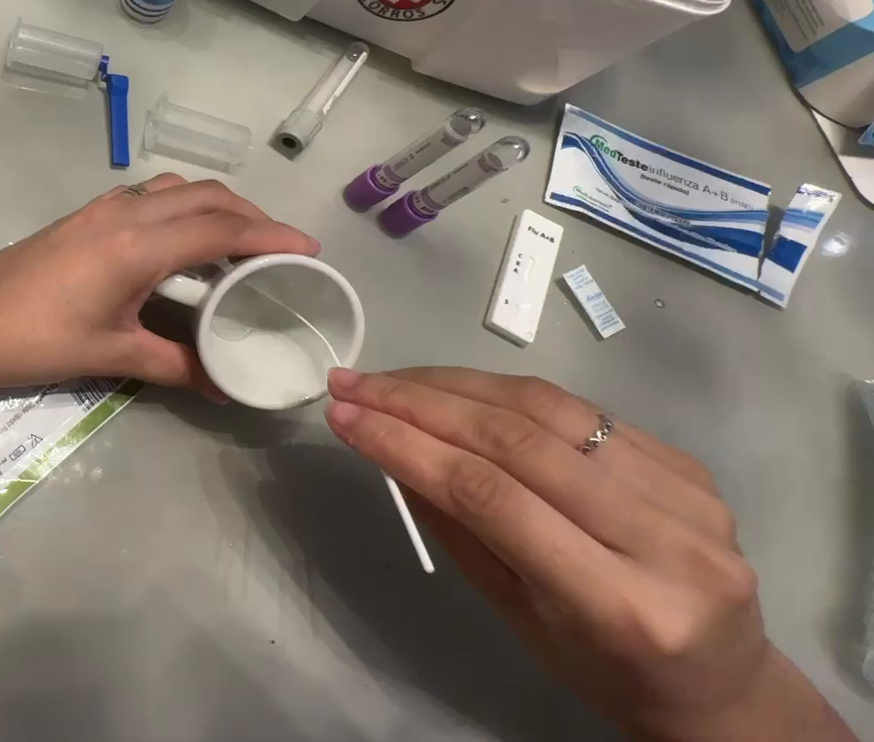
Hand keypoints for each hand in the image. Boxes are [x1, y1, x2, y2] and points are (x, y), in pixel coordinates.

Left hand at [0, 174, 317, 394]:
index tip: (309, 250)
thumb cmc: (35, 340)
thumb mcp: (111, 355)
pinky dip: (178, 210)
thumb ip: (175, 365)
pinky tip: (180, 247)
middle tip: (277, 250)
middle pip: (202, 196)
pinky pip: (144, 199)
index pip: (220, 229)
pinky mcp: (79, 219)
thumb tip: (224, 384)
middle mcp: (122, 214)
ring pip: (171, 190)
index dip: (270, 235)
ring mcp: (97, 211)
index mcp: (137, 244)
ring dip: (211, 207)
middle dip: (248, 215)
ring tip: (236, 245)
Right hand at [325, 367, 851, 741]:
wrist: (717, 681)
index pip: (489, 495)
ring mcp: (688, 498)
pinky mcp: (690, 466)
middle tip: (351, 384)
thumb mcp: (511, 607)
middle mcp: (665, 544)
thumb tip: (384, 443)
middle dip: (416, 402)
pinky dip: (499, 390)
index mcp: (617, 604)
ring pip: (545, 408)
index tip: (341, 415)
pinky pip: (577, 408)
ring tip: (388, 378)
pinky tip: (451, 387)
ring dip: (450, 383)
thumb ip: (453, 521)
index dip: (404, 444)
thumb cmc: (595, 661)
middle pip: (515, 441)